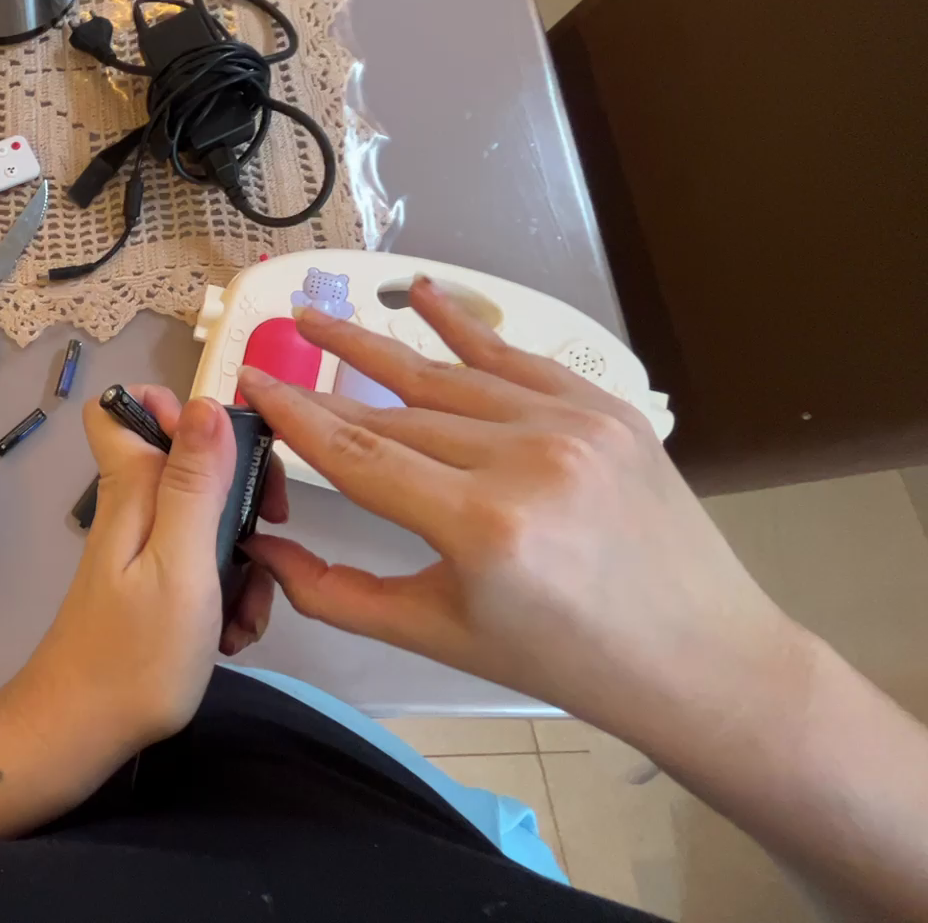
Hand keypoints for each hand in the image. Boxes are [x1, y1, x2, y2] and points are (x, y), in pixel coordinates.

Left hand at [13, 387, 284, 754]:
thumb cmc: (136, 651)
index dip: (166, 406)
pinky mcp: (154, 584)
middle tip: (267, 528)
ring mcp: (143, 548)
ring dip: (240, 557)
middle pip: (186, 462)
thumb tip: (203, 401)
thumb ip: (192, 482)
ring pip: (205, 521)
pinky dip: (224, 591)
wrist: (84, 729)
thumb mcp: (179, 562)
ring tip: (244, 610)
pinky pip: (199, 564)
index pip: (119, 410)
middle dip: (237, 490)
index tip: (221, 441)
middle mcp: (133, 508)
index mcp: (131, 489)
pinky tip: (230, 633)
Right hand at [237, 277, 803, 730]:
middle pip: (390, 412)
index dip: (292, 413)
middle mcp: (524, 461)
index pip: (356, 452)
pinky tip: (419, 293)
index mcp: (478, 526)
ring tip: (310, 317)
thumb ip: (329, 591)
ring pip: (440, 376)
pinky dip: (462, 324)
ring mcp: (571, 425)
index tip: (247, 381)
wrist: (704, 659)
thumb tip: (259, 545)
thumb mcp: (428, 633)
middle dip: (317, 390)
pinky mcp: (605, 409)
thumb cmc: (553, 656)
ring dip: (367, 344)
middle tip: (265, 362)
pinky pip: (513, 357)